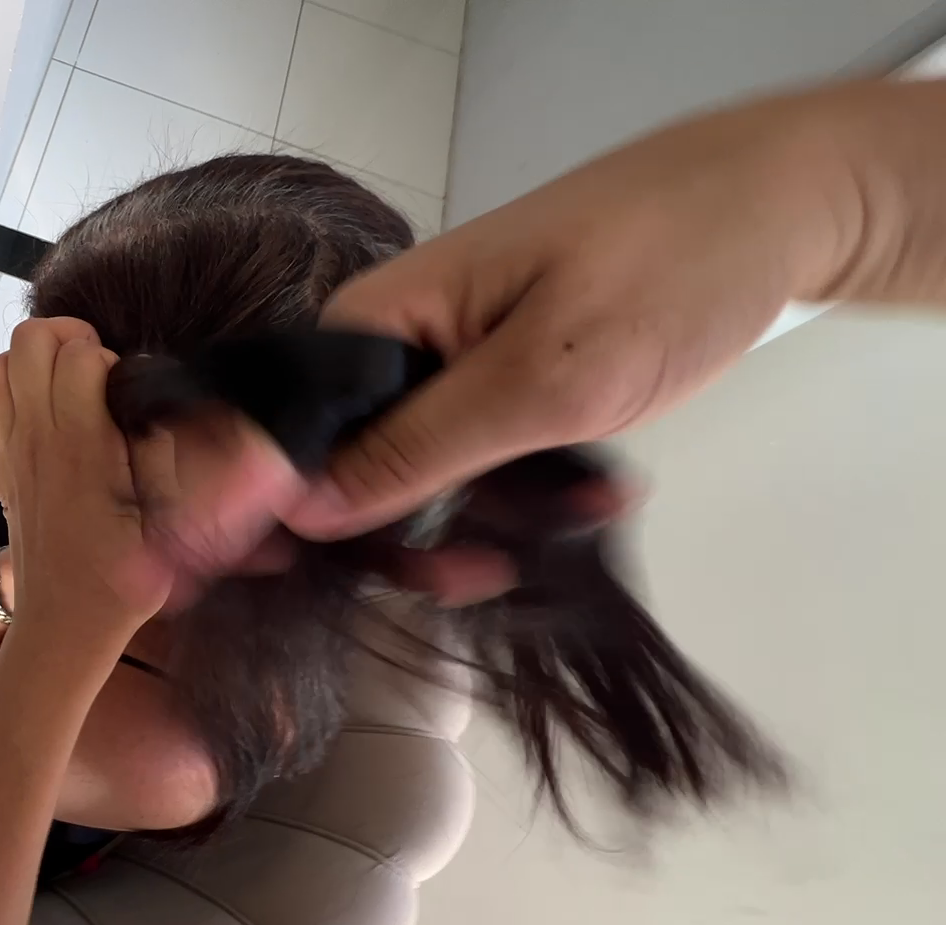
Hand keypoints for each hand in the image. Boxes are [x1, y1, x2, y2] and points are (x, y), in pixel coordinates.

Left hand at [0, 319, 171, 631]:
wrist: (68, 623)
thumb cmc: (124, 575)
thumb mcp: (162, 511)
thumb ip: (158, 446)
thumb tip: (146, 401)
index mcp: (83, 442)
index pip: (81, 354)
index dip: (108, 359)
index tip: (125, 392)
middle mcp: (37, 437)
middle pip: (27, 343)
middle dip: (63, 339)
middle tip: (91, 371)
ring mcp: (9, 456)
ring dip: (23, 367)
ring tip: (57, 389)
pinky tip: (10, 430)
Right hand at [288, 83, 879, 537]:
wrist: (783, 204)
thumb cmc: (667, 268)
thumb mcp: (541, 380)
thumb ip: (414, 450)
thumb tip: (301, 512)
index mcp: (361, 327)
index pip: (284, 437)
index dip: (297, 513)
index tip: (355, 575)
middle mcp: (374, 353)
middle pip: (337, 469)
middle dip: (398, 534)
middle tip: (479, 577)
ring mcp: (422, 374)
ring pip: (396, 479)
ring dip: (468, 522)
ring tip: (562, 528)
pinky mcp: (467, 392)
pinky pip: (449, 465)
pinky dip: (504, 497)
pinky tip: (579, 499)